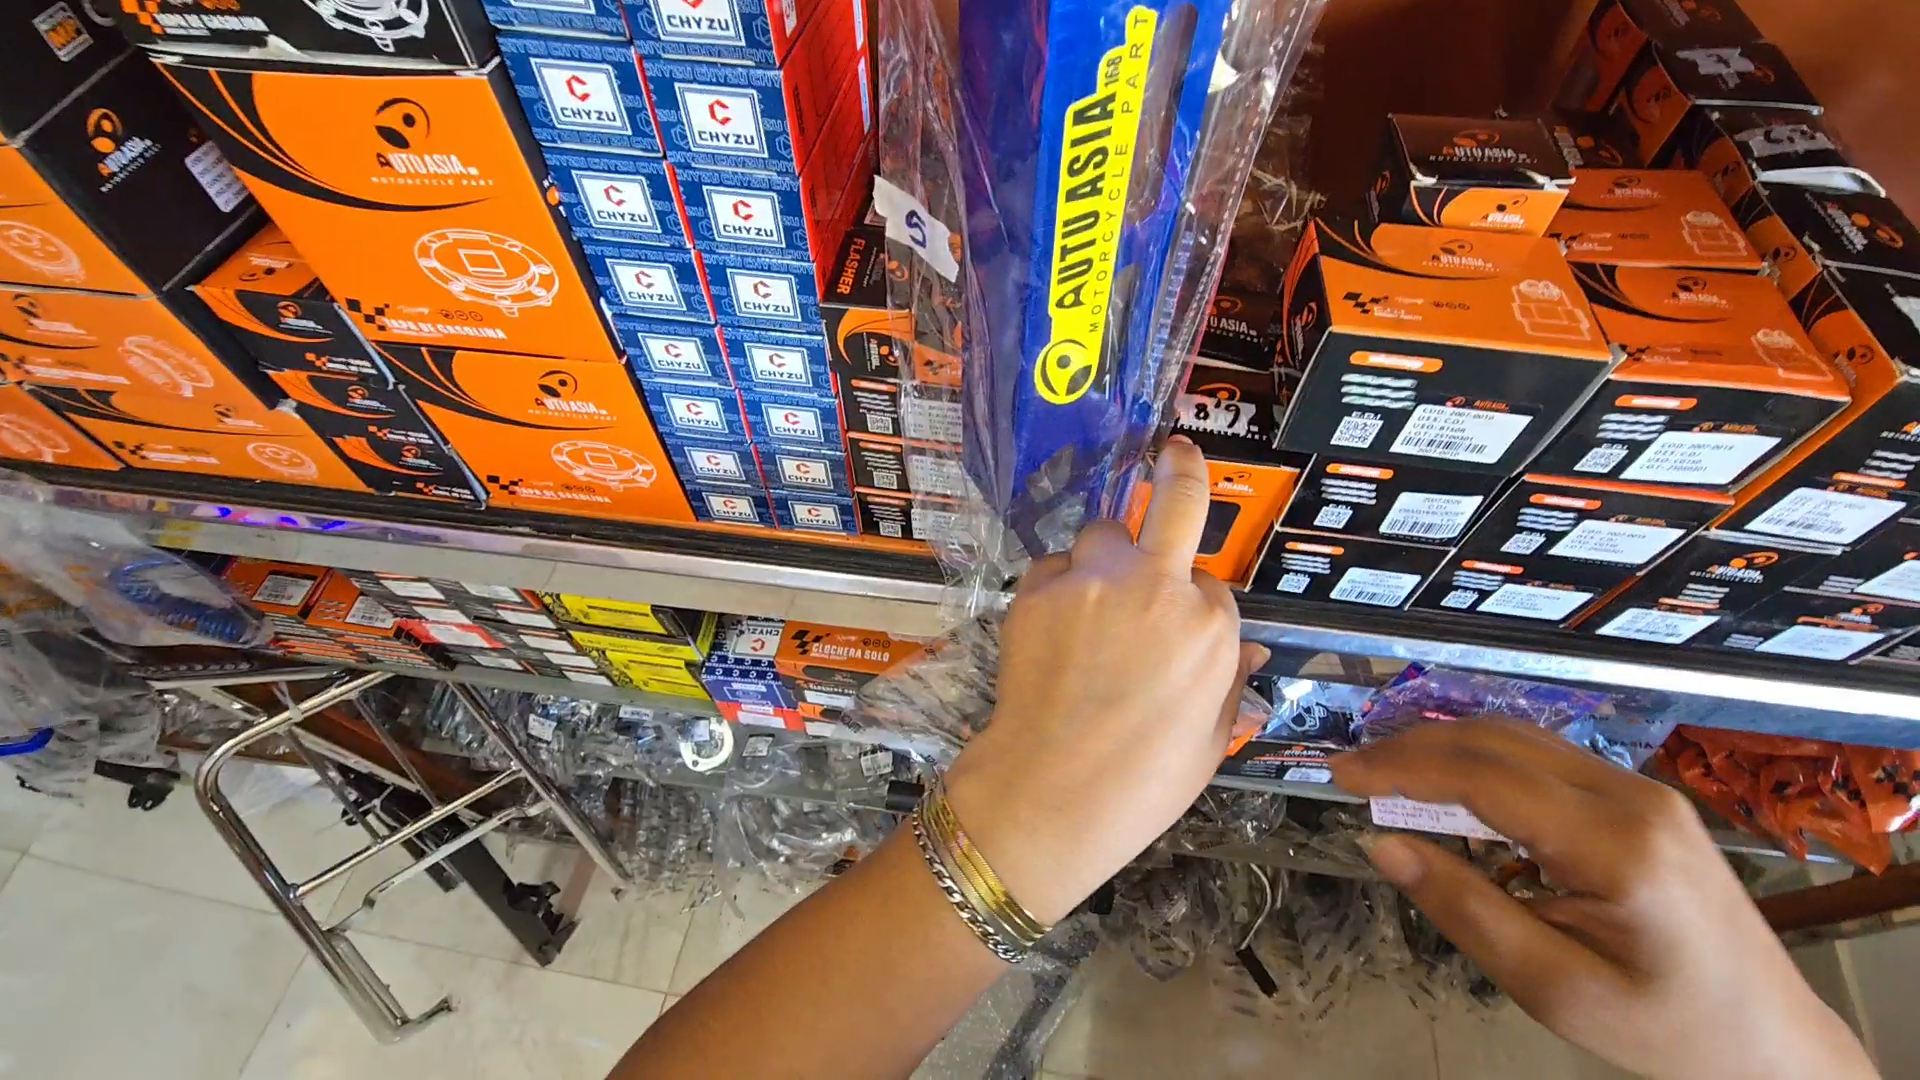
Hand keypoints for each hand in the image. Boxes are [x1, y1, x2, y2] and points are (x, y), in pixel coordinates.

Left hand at [942, 438, 1266, 924]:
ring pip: (1101, 536)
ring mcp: (1093, 581)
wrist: (1053, 791)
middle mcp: (1157, 587)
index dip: (1191, 599)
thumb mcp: (1210, 739)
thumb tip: (1244, 650)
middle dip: (1179, 473)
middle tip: (1176, 452)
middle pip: (1172, 504)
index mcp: (1211, 627)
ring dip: (1102, 559)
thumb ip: (1228, 681)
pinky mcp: (1038, 589)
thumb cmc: (1143, 781)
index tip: (1174, 622)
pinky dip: (1056, 587)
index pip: (1209, 582)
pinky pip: (1052, 568)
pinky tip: (1050, 630)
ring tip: (1088, 607)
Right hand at [1332, 719, 1878, 1079]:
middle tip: (1351, 771)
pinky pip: (1539, 755)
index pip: (1483, 777)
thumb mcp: (1552, 988)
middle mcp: (1632, 797)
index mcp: (1616, 846)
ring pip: (1515, 738)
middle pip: (1495, 742)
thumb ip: (1462, 907)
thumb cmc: (1663, 1029)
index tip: (1340, 774)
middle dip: (1411, 748)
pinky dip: (1477, 757)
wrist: (1776, 1050)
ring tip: (1384, 771)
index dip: (1401, 768)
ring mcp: (1640, 790)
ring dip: (1440, 746)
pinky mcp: (1639, 797)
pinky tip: (1445, 779)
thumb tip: (1381, 844)